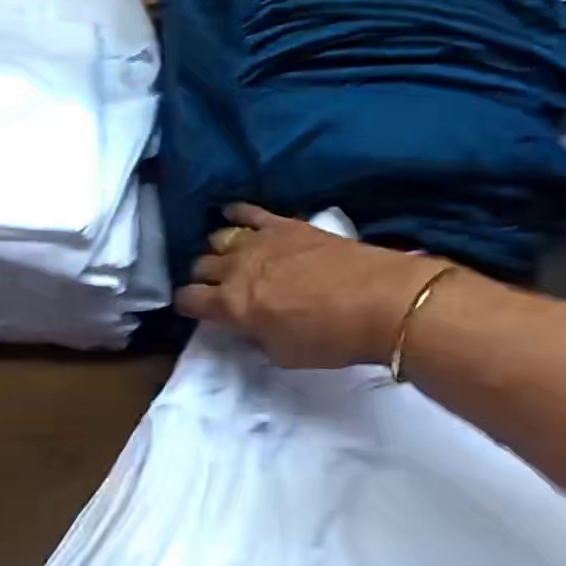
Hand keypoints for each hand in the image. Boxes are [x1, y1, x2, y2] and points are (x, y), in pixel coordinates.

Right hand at [174, 204, 455, 369]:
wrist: (377, 300)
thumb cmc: (330, 338)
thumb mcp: (283, 354)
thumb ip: (256, 336)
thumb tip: (247, 322)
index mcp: (233, 305)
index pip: (190, 299)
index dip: (187, 304)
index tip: (193, 308)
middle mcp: (237, 268)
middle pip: (203, 265)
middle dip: (204, 277)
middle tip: (217, 287)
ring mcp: (261, 240)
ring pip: (220, 236)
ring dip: (220, 249)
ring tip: (227, 256)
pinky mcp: (286, 224)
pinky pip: (250, 211)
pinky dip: (236, 212)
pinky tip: (231, 213)